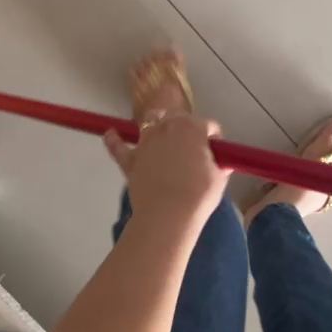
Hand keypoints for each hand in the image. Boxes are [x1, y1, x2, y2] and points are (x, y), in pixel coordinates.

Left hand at [104, 113, 227, 229]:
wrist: (168, 214)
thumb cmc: (199, 195)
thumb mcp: (219, 177)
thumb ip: (219, 164)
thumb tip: (221, 163)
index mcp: (192, 128)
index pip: (209, 126)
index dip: (214, 138)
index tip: (216, 151)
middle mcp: (167, 127)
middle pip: (178, 117)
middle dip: (187, 127)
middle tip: (193, 147)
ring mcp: (145, 141)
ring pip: (150, 121)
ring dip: (157, 124)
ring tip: (162, 135)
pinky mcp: (130, 159)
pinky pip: (118, 146)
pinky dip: (114, 139)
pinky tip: (110, 133)